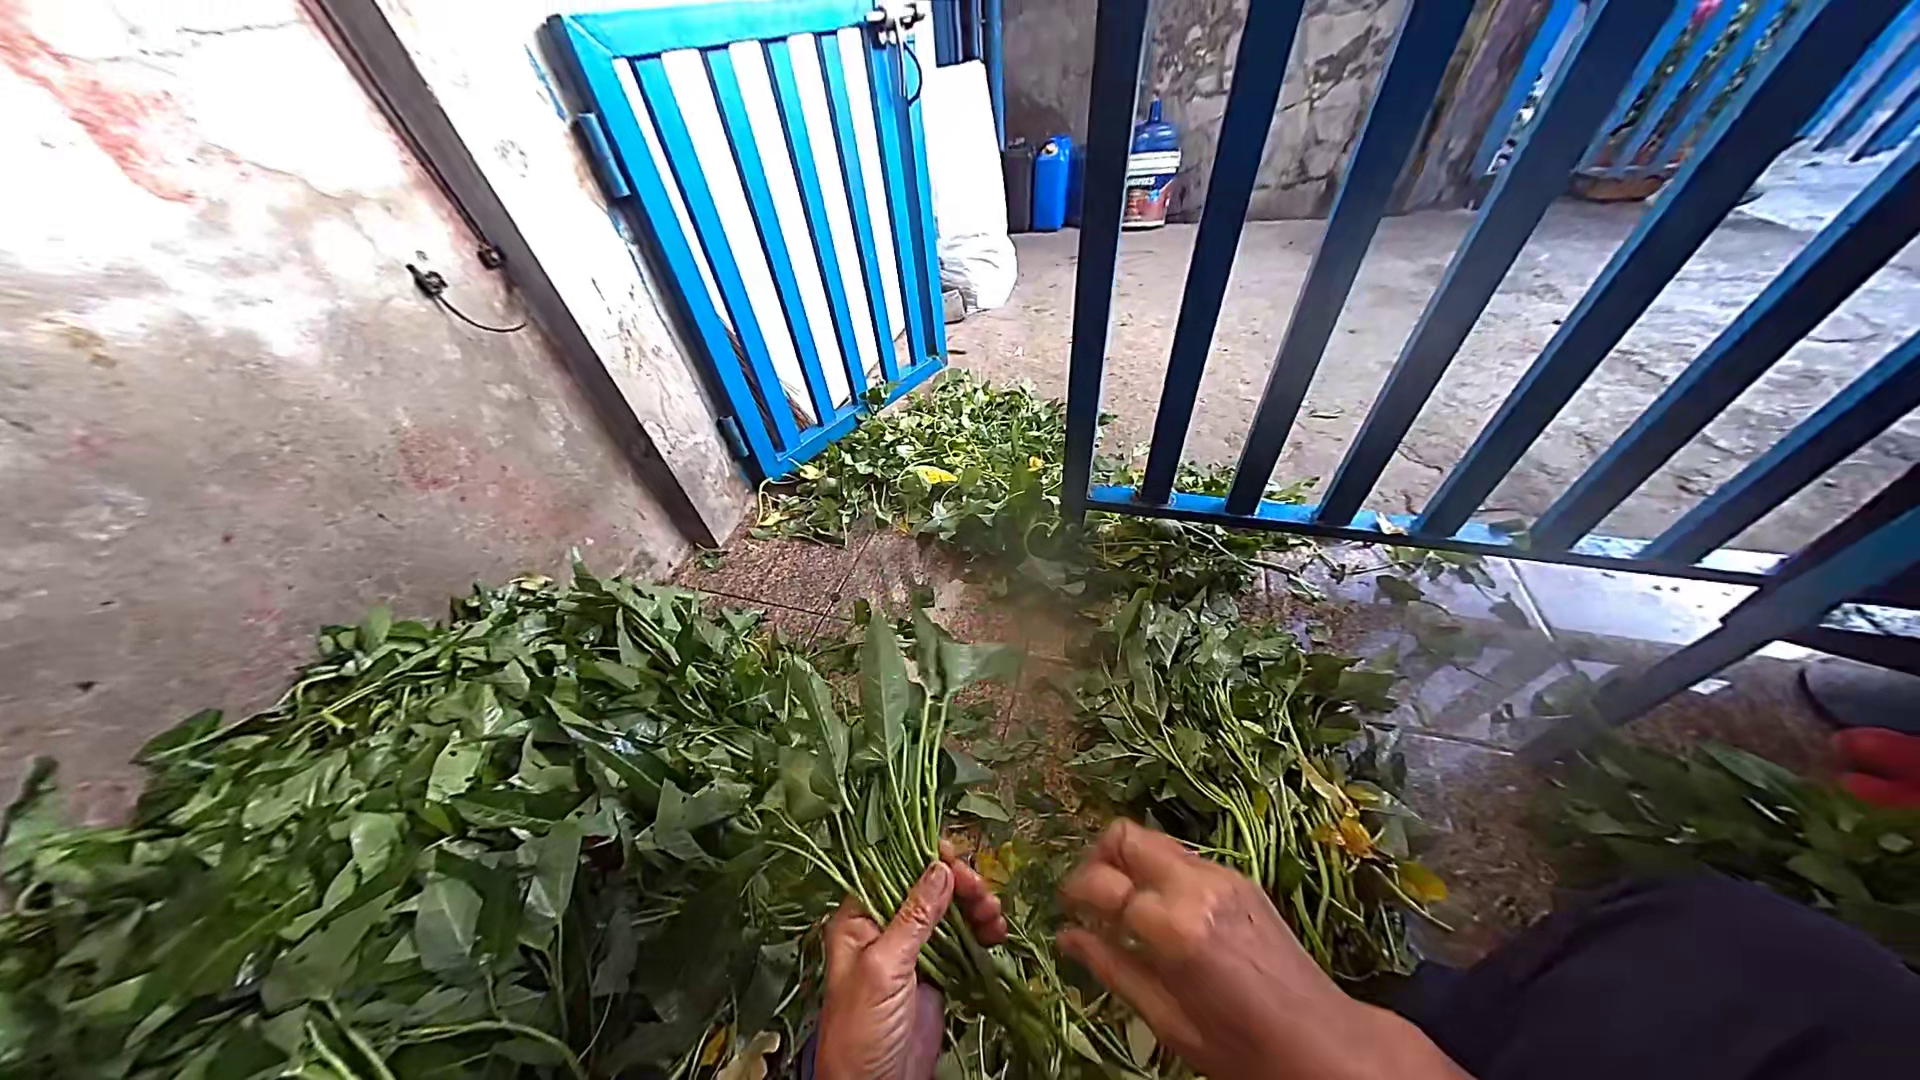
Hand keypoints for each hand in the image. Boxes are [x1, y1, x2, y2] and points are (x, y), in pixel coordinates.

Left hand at [815, 846, 1007, 1079]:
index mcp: (861, 916)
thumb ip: (914, 917)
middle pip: (928, 885)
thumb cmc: (862, 1031)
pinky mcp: (937, 969)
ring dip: (975, 904)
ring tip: (993, 916)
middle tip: (981, 893)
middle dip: (958, 883)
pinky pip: (963, 938)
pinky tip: (996, 932)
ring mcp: (914, 946)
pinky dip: (981, 930)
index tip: (954, 856)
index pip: (894, 867)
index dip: (925, 856)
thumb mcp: (884, 968)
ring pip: (950, 908)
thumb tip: (940, 866)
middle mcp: (887, 923)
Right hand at [1058, 821, 1471, 1079]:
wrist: (1330, 1046)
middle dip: (1095, 858)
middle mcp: (1192, 885)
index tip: (1063, 906)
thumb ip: (1111, 970)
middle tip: (1087, 893)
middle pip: (1123, 836)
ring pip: (1150, 837)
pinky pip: (1179, 855)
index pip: (1101, 884)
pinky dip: (1155, 869)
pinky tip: (1158, 907)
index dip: (1074, 890)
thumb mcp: (1169, 1023)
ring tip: (1119, 897)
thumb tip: (1065, 938)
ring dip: (1125, 858)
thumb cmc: (1242, 1051)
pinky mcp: (1236, 875)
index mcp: (1172, 927)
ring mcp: (1218, 874)